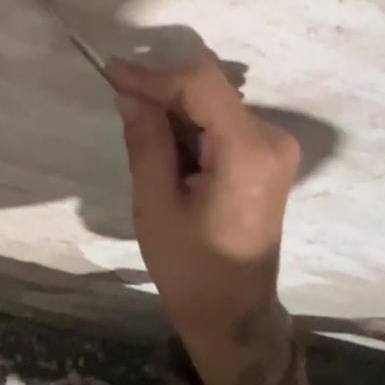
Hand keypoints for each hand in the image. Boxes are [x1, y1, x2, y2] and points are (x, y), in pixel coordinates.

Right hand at [108, 53, 299, 384]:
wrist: (232, 311)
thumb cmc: (190, 267)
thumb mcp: (155, 205)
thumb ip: (146, 143)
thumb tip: (130, 95)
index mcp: (248, 152)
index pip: (201, 84)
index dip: (154, 74)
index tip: (110, 73)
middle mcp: (272, 139)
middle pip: (210, 88)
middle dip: (161, 91)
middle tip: (118, 101)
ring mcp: (273, 147)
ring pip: (213, 103)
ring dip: (172, 110)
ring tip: (138, 133)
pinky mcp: (265, 158)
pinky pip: (220, 123)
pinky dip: (187, 126)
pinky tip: (163, 147)